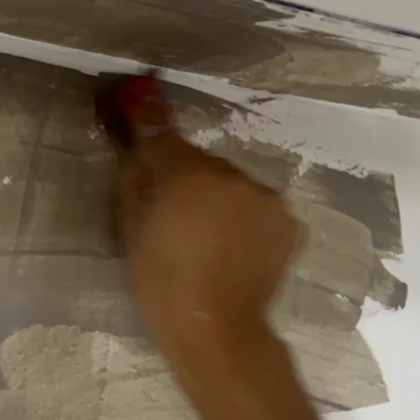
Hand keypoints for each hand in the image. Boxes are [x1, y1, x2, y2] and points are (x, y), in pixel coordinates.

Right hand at [114, 88, 299, 390]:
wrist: (216, 327)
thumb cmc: (159, 280)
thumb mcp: (131, 227)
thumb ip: (135, 177)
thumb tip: (138, 144)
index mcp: (186, 175)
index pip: (162, 134)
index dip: (148, 116)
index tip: (142, 91)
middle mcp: (231, 175)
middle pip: (198, 162)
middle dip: (183, 176)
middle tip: (169, 210)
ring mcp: (266, 197)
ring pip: (228, 183)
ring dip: (214, 196)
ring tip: (203, 235)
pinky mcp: (288, 220)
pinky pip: (254, 203)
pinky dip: (240, 214)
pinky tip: (229, 244)